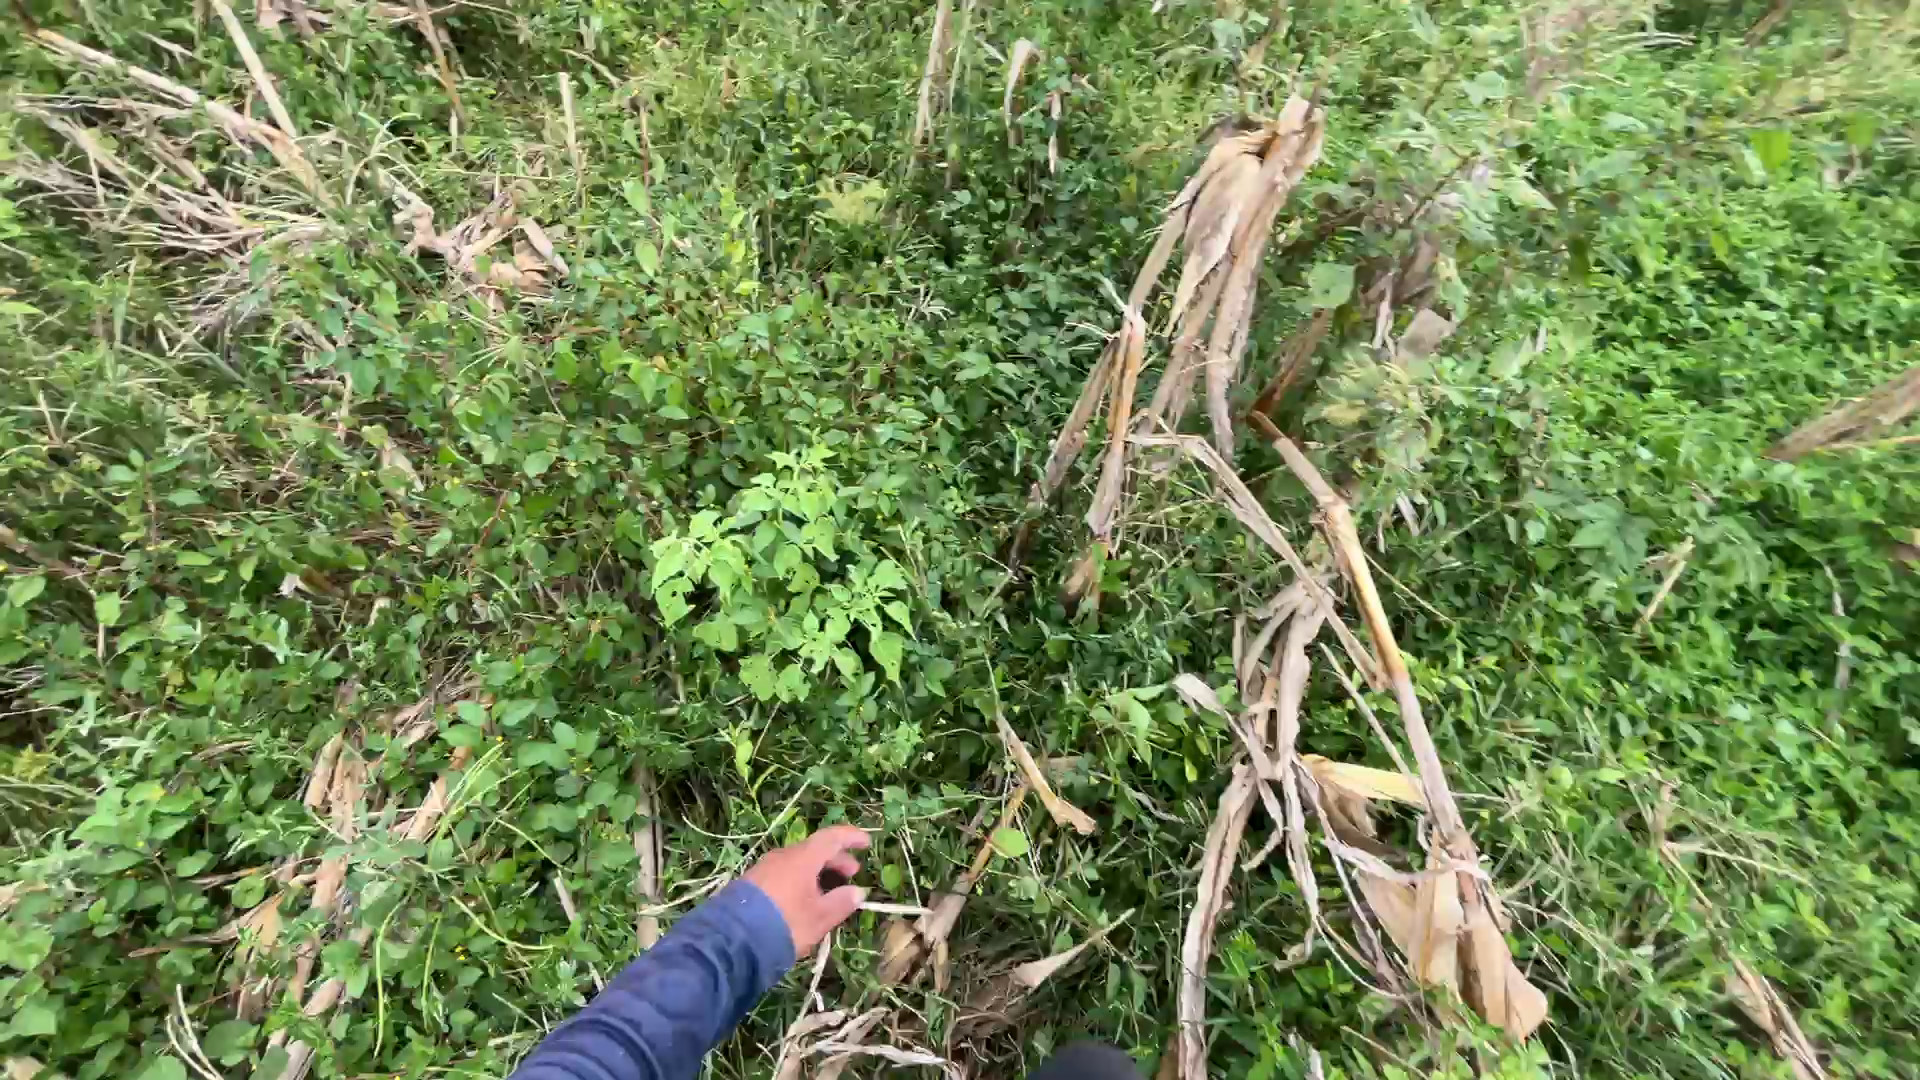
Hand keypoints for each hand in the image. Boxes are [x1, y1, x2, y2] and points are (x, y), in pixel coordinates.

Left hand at [743, 824, 869, 954]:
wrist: (731, 941)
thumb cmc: (784, 924)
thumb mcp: (818, 918)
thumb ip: (840, 903)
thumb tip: (857, 891)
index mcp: (803, 858)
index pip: (832, 837)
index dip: (851, 838)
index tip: (867, 843)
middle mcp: (783, 856)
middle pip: (815, 849)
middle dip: (836, 859)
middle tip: (852, 873)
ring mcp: (765, 868)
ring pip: (798, 862)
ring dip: (818, 871)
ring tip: (828, 891)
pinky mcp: (752, 883)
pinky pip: (784, 873)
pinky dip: (801, 879)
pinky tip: (803, 900)